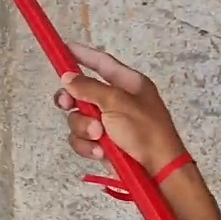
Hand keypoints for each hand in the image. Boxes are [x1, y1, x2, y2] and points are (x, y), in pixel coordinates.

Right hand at [52, 42, 187, 174]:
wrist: (158, 171)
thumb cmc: (146, 131)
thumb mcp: (117, 103)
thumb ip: (89, 88)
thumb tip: (67, 77)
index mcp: (128, 84)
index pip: (101, 62)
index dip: (82, 54)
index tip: (62, 48)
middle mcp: (117, 100)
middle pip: (81, 92)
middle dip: (72, 100)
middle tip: (66, 103)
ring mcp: (109, 123)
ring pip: (78, 118)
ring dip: (84, 128)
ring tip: (99, 136)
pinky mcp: (103, 143)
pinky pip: (82, 139)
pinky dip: (87, 146)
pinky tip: (100, 152)